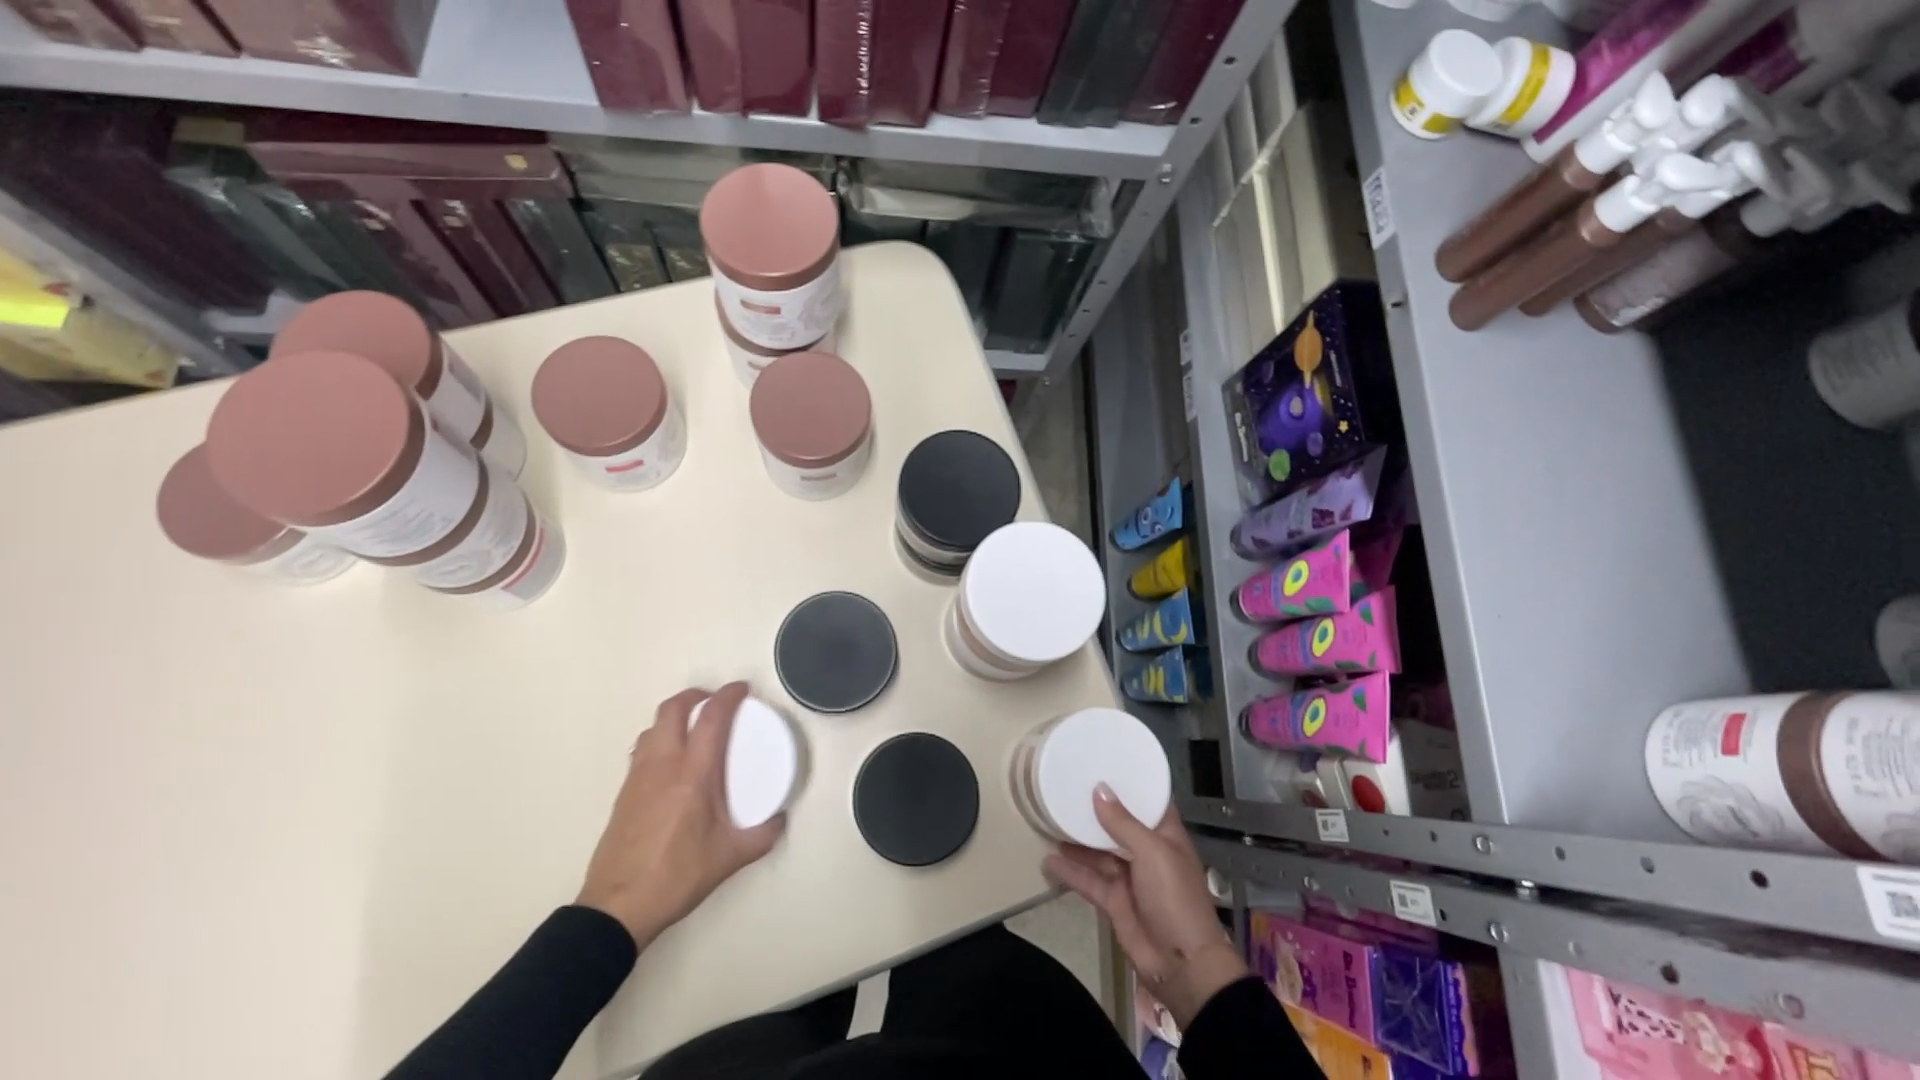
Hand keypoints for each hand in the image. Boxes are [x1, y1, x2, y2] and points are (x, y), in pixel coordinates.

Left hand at [576, 683, 785, 947]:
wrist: (619, 905)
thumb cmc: (677, 876)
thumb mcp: (730, 858)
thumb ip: (762, 834)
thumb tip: (780, 818)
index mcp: (692, 775)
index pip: (711, 718)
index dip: (728, 696)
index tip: (742, 690)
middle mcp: (662, 766)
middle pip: (672, 709)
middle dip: (695, 695)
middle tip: (715, 702)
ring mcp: (637, 778)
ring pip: (653, 727)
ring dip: (674, 716)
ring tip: (694, 728)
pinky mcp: (624, 793)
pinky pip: (642, 749)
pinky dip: (659, 739)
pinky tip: (672, 762)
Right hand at [1043, 785, 1247, 1027]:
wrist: (1180, 962)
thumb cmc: (1174, 898)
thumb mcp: (1152, 853)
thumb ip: (1123, 823)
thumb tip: (1099, 789)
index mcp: (1166, 836)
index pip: (1149, 802)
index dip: (1130, 784)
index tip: (1103, 763)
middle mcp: (1147, 852)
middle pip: (1118, 825)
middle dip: (1096, 810)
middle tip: (1066, 788)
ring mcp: (1130, 878)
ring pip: (1099, 852)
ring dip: (1079, 840)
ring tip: (1050, 819)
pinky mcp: (1114, 901)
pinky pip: (1089, 880)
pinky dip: (1070, 872)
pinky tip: (1048, 860)